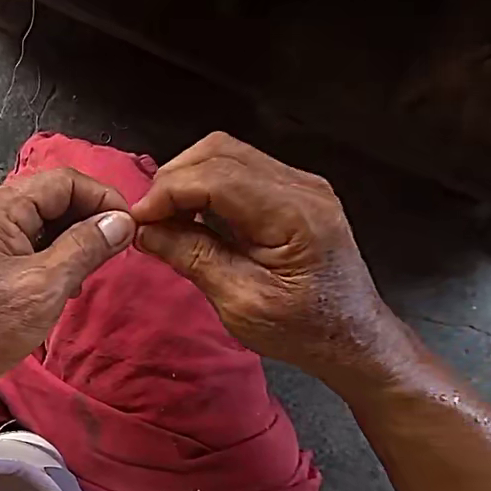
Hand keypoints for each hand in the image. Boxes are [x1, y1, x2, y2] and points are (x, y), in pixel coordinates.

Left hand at [0, 167, 134, 391]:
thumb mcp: (45, 286)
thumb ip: (86, 247)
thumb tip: (122, 222)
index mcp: (1, 207)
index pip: (65, 181)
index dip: (103, 198)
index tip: (130, 226)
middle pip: (56, 197)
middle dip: (91, 220)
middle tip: (117, 250)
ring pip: (48, 221)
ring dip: (77, 240)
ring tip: (93, 270)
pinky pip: (35, 242)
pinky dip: (59, 255)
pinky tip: (69, 282)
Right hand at [129, 133, 400, 391]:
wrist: (354, 338)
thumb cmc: (302, 330)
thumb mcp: (240, 302)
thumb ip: (192, 257)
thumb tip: (143, 230)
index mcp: (293, 213)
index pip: (216, 177)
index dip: (168, 191)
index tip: (137, 220)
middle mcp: (301, 185)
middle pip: (219, 151)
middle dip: (174, 179)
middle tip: (150, 218)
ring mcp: (301, 183)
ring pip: (227, 153)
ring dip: (188, 180)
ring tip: (167, 217)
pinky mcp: (295, 190)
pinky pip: (240, 169)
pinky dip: (207, 185)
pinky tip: (195, 214)